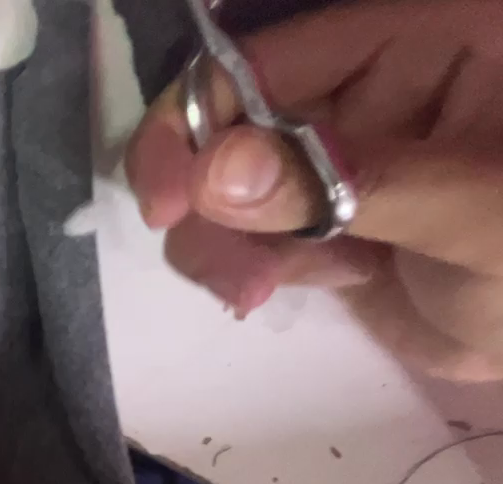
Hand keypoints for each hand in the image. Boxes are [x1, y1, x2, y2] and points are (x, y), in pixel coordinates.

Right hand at [124, 0, 502, 381]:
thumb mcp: (479, 215)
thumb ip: (353, 183)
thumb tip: (214, 172)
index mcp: (438, 40)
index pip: (264, 61)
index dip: (190, 126)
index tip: (166, 208)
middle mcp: (375, 87)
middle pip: (219, 134)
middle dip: (206, 212)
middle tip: (233, 274)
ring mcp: (336, 156)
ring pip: (213, 194)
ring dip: (221, 250)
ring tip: (266, 289)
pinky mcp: (311, 213)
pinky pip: (233, 233)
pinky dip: (244, 267)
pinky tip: (322, 281)